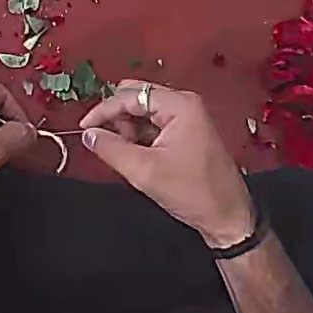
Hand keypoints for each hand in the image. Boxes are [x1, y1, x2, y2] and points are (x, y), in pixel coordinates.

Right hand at [80, 81, 255, 247]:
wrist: (228, 216)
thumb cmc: (191, 192)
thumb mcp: (144, 172)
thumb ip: (111, 149)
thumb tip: (88, 134)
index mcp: (179, 105)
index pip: (131, 95)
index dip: (104, 110)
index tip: (84, 127)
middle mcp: (184, 103)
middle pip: (137, 96)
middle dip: (116, 116)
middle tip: (103, 139)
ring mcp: (187, 115)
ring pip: (144, 109)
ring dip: (127, 126)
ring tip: (122, 153)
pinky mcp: (187, 129)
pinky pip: (154, 122)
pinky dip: (139, 134)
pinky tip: (135, 154)